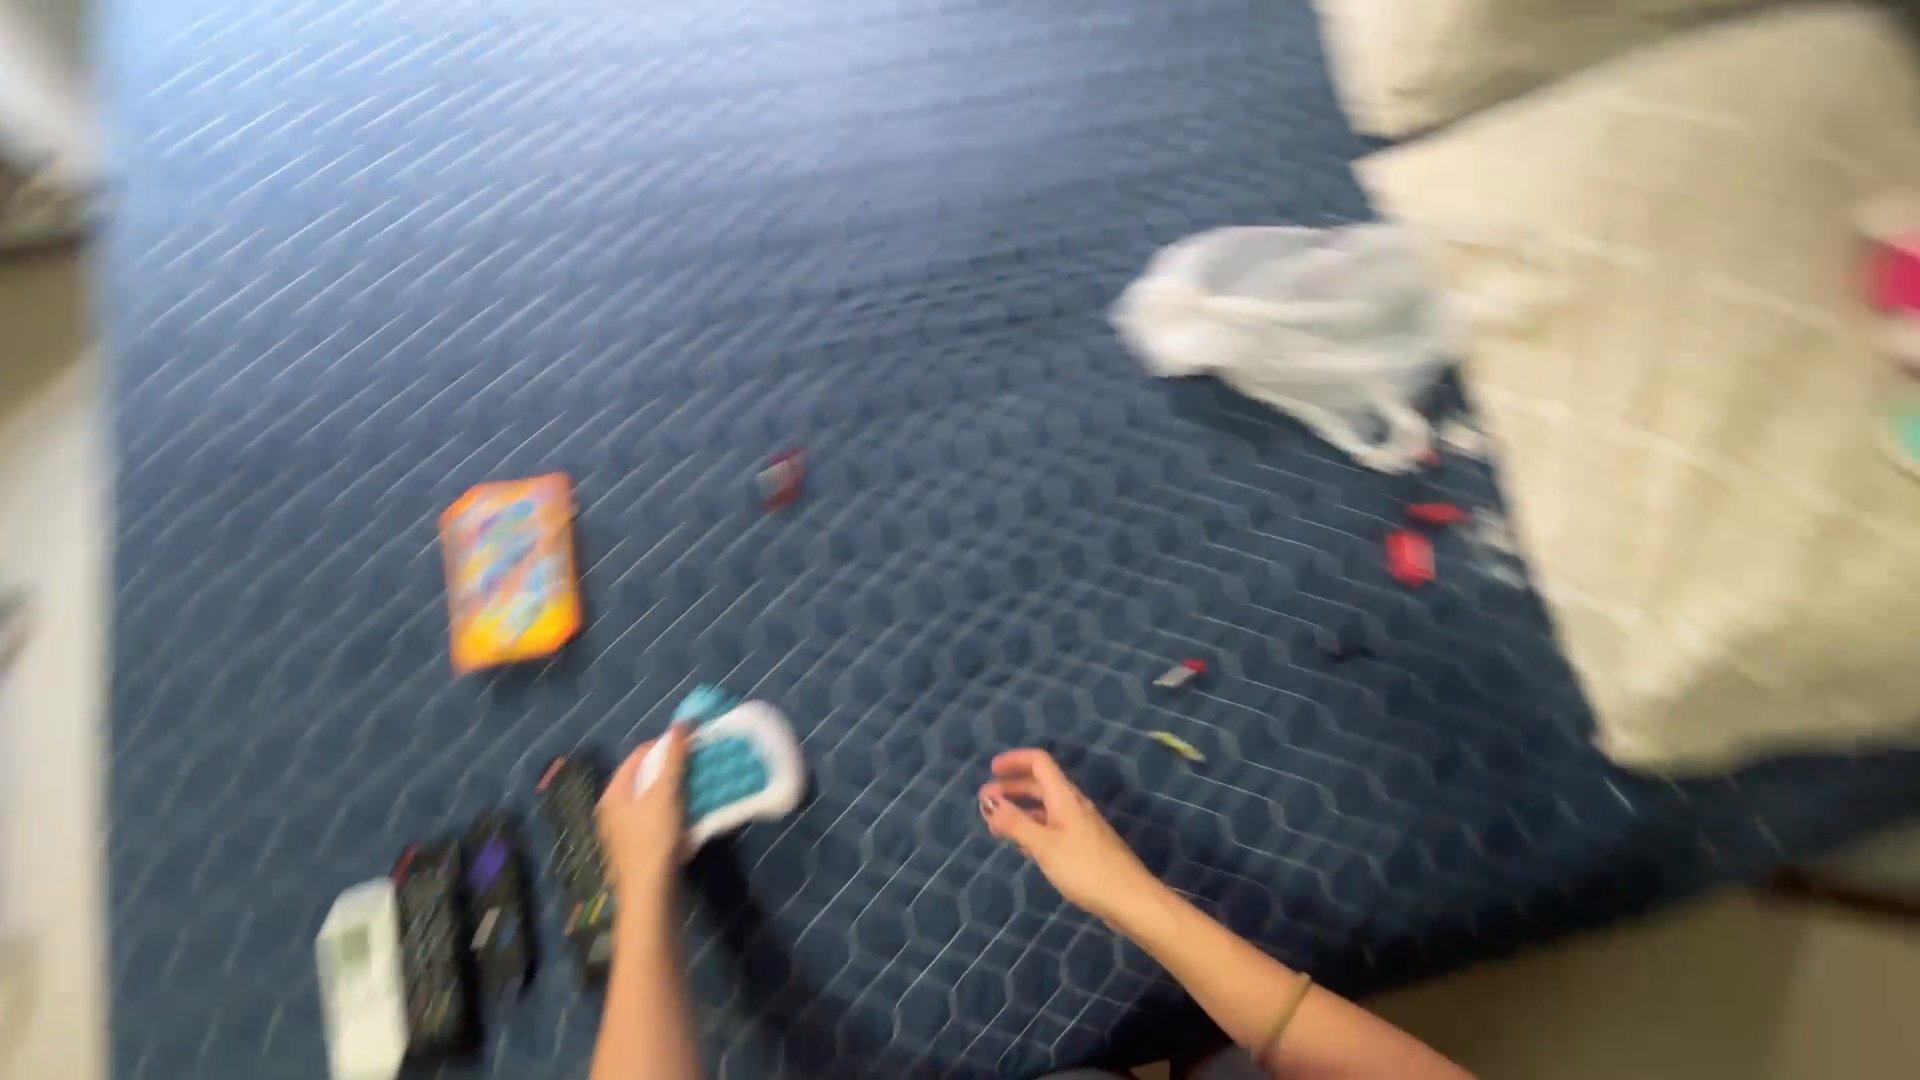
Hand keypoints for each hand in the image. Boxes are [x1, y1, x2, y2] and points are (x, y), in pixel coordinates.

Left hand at [599, 725, 690, 905]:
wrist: (650, 892)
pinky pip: (657, 814)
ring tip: (698, 783)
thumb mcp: (666, 793)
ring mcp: (624, 828)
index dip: (666, 743)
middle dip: (671, 766)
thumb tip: (681, 724)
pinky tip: (691, 810)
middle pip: (645, 774)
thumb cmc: (654, 837)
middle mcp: (614, 808)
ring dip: (674, 787)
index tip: (692, 742)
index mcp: (614, 792)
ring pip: (652, 796)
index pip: (640, 753)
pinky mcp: (638, 844)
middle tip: (697, 762)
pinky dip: (673, 806)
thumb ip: (674, 758)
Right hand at [979, 749, 1159, 923]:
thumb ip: (1015, 822)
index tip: (991, 770)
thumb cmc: (1085, 868)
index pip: (1039, 762)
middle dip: (1011, 788)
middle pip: (1039, 785)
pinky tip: (1021, 845)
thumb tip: (988, 800)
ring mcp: (1078, 826)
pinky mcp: (1082, 846)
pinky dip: (1032, 829)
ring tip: (995, 825)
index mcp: (1064, 796)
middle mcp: (1072, 805)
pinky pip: (1051, 827)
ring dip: (1019, 810)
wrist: (1130, 900)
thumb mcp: (1044, 845)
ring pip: (1044, 808)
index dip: (1014, 760)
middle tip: (984, 803)